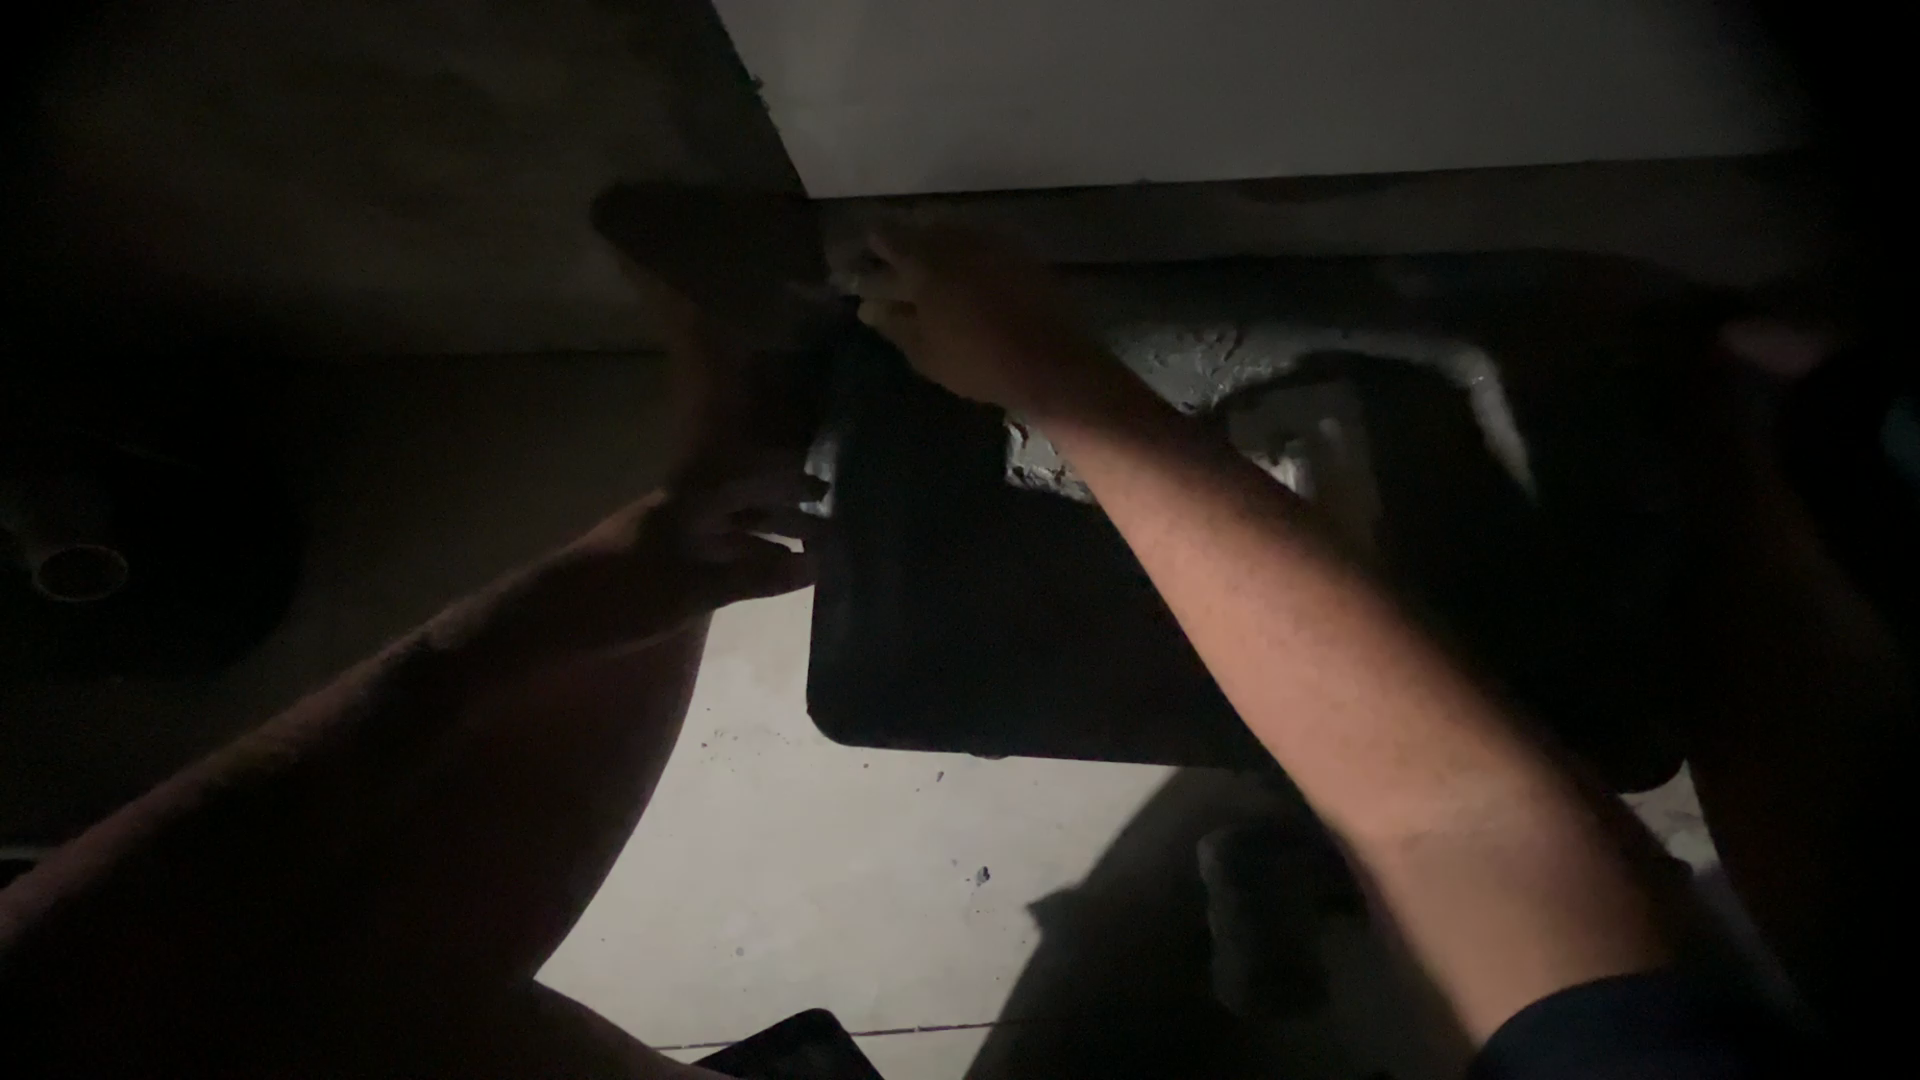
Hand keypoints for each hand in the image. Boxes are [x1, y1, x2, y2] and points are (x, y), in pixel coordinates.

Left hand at [454, 460, 821, 667]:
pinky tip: (765, 575)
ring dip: (768, 535)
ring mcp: (670, 536)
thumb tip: (816, 566)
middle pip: (743, 499)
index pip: (749, 474)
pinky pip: (716, 551)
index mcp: (689, 501)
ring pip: (731, 527)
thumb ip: (756, 577)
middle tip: (828, 522)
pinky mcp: (661, 562)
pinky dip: (745, 558)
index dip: (787, 475)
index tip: (825, 485)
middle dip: (786, 508)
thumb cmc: (621, 596)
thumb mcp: (694, 589)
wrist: (545, 621)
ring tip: (808, 551)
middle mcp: (683, 509)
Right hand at [853, 222, 1109, 414]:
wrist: (1049, 362)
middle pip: (924, 229)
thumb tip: (870, 308)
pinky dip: (972, 257)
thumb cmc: (976, 362)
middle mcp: (958, 241)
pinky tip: (973, 279)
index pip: (888, 236)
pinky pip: (986, 246)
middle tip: (900, 266)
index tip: (867, 254)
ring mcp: (994, 243)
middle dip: (909, 244)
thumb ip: (895, 325)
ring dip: (942, 248)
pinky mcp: (1022, 255)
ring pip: (957, 235)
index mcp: (925, 262)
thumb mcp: (925, 353)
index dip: (874, 243)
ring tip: (936, 274)